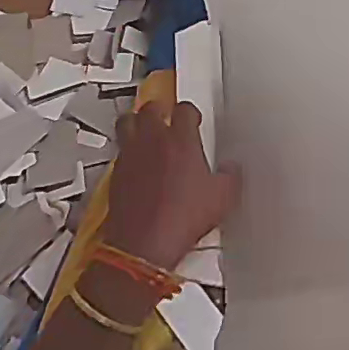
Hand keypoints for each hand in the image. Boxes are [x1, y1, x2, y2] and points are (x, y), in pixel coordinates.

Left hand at [101, 101, 238, 269]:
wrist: (145, 241)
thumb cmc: (179, 218)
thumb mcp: (222, 198)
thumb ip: (229, 176)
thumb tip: (231, 170)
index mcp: (181, 140)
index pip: (184, 110)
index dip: (190, 112)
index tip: (192, 118)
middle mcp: (153, 140)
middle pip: (151, 108)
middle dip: (159, 108)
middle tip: (166, 114)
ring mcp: (131, 153)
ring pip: (127, 121)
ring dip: (136, 120)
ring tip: (143, 126)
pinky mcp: (116, 171)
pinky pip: (119, 148)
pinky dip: (127, 147)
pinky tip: (134, 157)